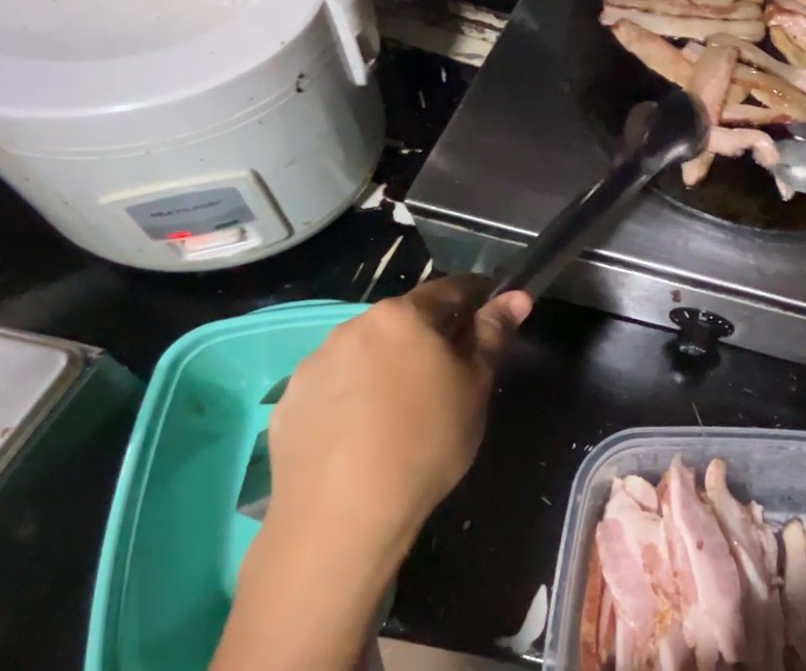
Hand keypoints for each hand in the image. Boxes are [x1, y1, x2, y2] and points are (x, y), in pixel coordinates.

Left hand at [267, 275, 532, 538]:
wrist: (343, 515)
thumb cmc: (427, 441)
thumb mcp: (476, 386)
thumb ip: (493, 334)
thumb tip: (517, 296)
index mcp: (402, 316)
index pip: (450, 290)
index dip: (477, 300)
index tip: (491, 321)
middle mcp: (352, 328)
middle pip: (403, 321)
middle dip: (429, 338)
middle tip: (451, 376)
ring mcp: (313, 366)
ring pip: (365, 354)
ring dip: (388, 366)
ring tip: (403, 412)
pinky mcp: (288, 406)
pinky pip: (333, 388)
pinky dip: (352, 398)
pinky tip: (364, 436)